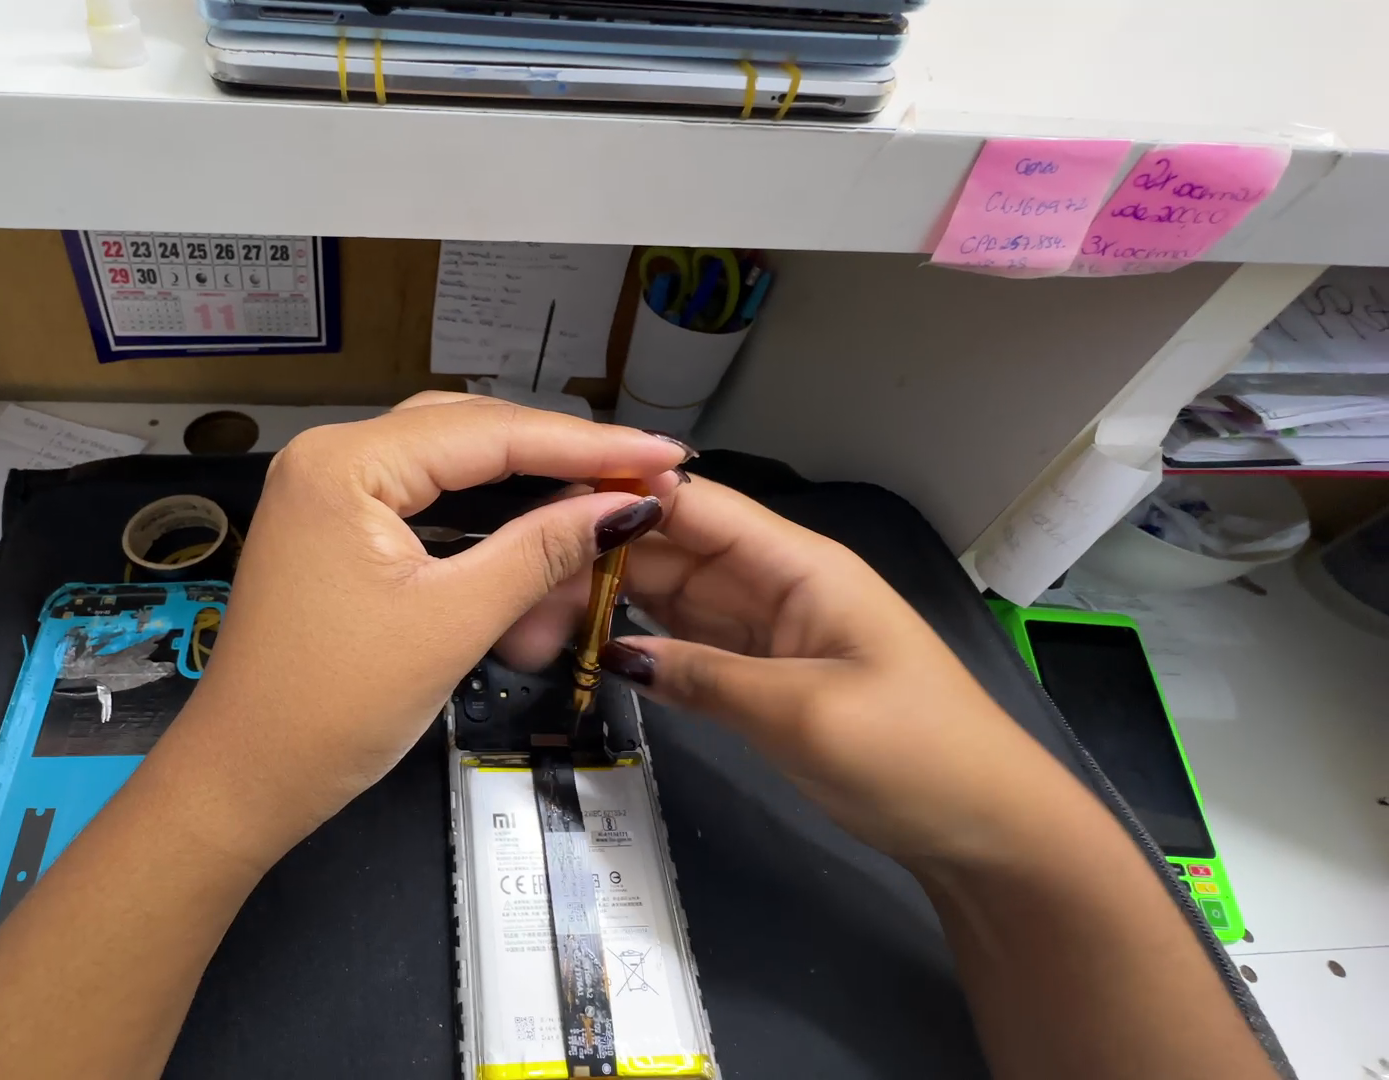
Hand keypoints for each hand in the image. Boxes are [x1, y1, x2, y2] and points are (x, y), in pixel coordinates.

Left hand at [152, 394, 688, 868]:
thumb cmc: (338, 707)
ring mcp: (326, 491)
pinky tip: (529, 518)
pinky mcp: (333, 527)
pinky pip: (421, 499)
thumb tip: (627, 505)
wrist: (244, 780)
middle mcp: (330, 456)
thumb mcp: (450, 621)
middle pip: (465, 434)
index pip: (487, 433)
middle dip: (555, 457)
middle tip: (639, 474)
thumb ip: (540, 550)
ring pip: (446, 464)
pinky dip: (479, 513)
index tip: (665, 452)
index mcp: (345, 462)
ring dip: (520, 483)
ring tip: (598, 492)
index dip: (585, 443)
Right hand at [499, 475, 1099, 865]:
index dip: (629, 494)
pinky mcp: (752, 668)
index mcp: (797, 566)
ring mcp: (759, 626)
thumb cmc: (913, 753)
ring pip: (671, 592)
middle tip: (529, 570)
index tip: (553, 501)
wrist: (983, 830)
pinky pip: (682, 639)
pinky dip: (639, 638)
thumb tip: (613, 653)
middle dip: (605, 550)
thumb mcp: (804, 713)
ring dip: (613, 594)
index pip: (699, 507)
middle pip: (674, 547)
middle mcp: (771, 582)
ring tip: (541, 600)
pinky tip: (590, 638)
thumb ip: (703, 675)